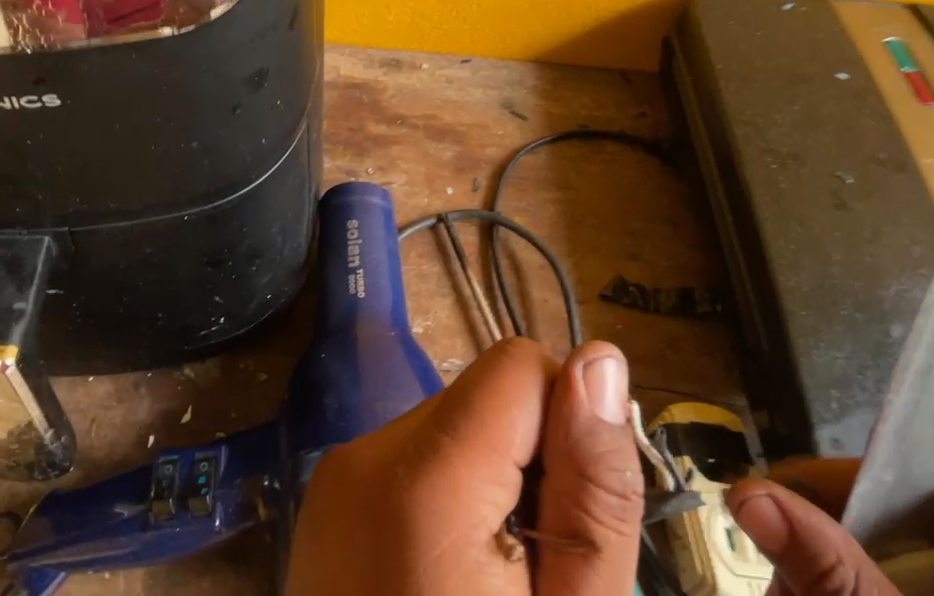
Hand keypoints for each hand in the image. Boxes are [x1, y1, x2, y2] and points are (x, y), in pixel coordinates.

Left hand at [285, 338, 644, 595]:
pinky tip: (456, 575)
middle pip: (487, 395)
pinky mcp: (330, 500)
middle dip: (535, 458)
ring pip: (458, 424)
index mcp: (422, 478)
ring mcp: (338, 477)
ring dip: (499, 480)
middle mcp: (366, 454)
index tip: (575, 512)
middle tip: (541, 566)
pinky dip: (455, 496)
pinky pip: (419, 458)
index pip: (521, 364)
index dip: (569, 428)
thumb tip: (602, 359)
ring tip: (497, 579)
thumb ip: (593, 489)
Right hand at [724, 426, 933, 595]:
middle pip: (919, 495)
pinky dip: (848, 585)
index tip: (818, 470)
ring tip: (793, 589)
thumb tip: (747, 492)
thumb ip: (838, 576)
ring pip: (895, 543)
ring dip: (833, 562)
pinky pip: (890, 580)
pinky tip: (808, 594)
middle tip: (777, 545)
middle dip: (838, 516)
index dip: (905, 433)